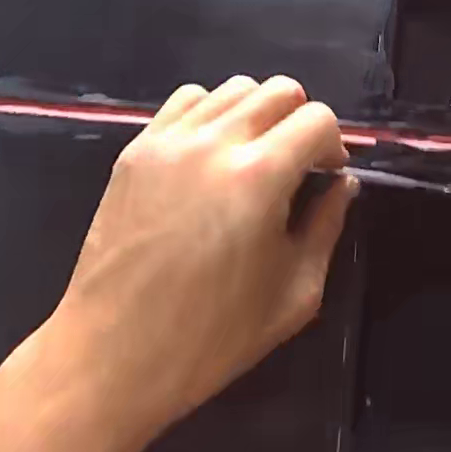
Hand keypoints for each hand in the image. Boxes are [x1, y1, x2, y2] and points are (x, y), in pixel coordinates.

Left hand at [43, 76, 356, 430]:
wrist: (107, 363)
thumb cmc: (211, 337)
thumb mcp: (297, 291)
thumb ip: (329, 224)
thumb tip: (342, 183)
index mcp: (259, 177)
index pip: (318, 118)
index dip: (333, 144)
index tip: (326, 176)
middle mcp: (215, 144)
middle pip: (281, 90)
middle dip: (302, 121)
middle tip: (296, 163)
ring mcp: (169, 143)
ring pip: (237, 88)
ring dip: (260, 113)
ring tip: (254, 154)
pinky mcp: (136, 151)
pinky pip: (190, 100)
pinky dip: (214, 113)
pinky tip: (212, 152)